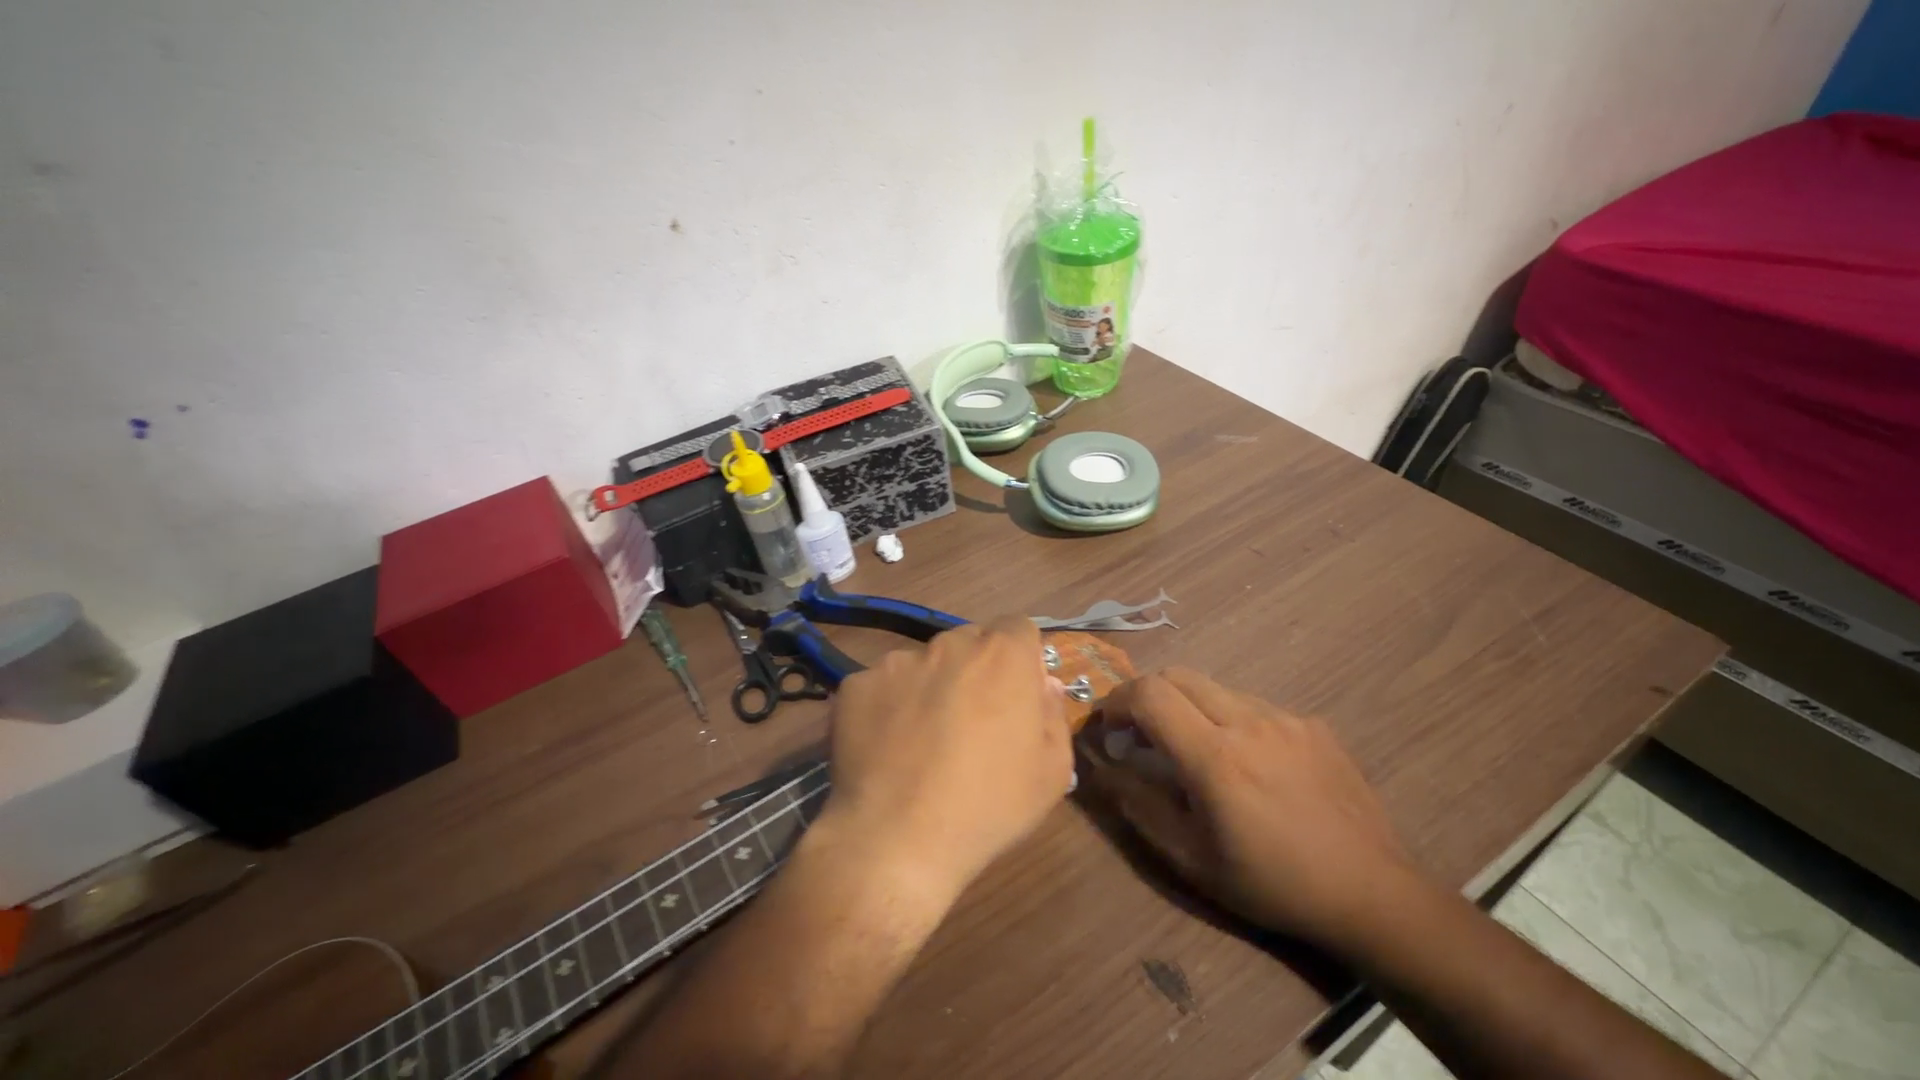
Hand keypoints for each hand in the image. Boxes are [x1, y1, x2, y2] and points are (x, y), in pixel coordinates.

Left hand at [813, 615, 1073, 906]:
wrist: (895, 840)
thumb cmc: (988, 807)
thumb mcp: (1052, 772)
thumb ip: (1053, 715)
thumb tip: (1043, 685)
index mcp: (1002, 656)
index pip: (1018, 629)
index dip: (1020, 661)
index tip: (1016, 699)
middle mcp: (948, 645)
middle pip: (969, 643)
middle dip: (975, 672)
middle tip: (971, 725)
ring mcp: (896, 663)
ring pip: (922, 665)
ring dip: (929, 689)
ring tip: (921, 744)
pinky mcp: (854, 686)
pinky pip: (880, 689)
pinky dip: (887, 710)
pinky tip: (886, 752)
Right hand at [1085, 668, 1419, 949]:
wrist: (1370, 891)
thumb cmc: (1272, 884)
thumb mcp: (1192, 859)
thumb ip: (1140, 805)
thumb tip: (1107, 767)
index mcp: (1216, 756)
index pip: (1150, 694)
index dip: (1118, 701)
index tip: (1109, 727)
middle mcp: (1250, 721)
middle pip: (1179, 675)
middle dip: (1147, 695)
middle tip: (1140, 733)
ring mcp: (1288, 719)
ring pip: (1219, 688)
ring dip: (1191, 708)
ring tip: (1194, 752)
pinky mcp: (1315, 726)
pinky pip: (1257, 708)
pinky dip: (1233, 721)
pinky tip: (1248, 765)